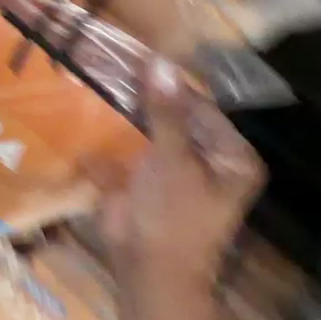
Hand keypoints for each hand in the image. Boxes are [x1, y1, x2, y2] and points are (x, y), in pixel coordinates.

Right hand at [94, 60, 263, 293]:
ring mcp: (173, 167)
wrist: (148, 266)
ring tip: (97, 73)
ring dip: (127, 107)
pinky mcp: (143, 177)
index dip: (170, 82)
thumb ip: (165, 111)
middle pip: (176, 114)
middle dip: (147, 92)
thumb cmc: (176, 215)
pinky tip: (89, 104)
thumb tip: (159, 63)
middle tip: (111, 58)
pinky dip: (112, 127)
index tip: (137, 53)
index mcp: (231, 156)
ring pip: (149, 126)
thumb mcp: (173, 159)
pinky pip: (128, 143)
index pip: (201, 106)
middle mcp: (207, 158)